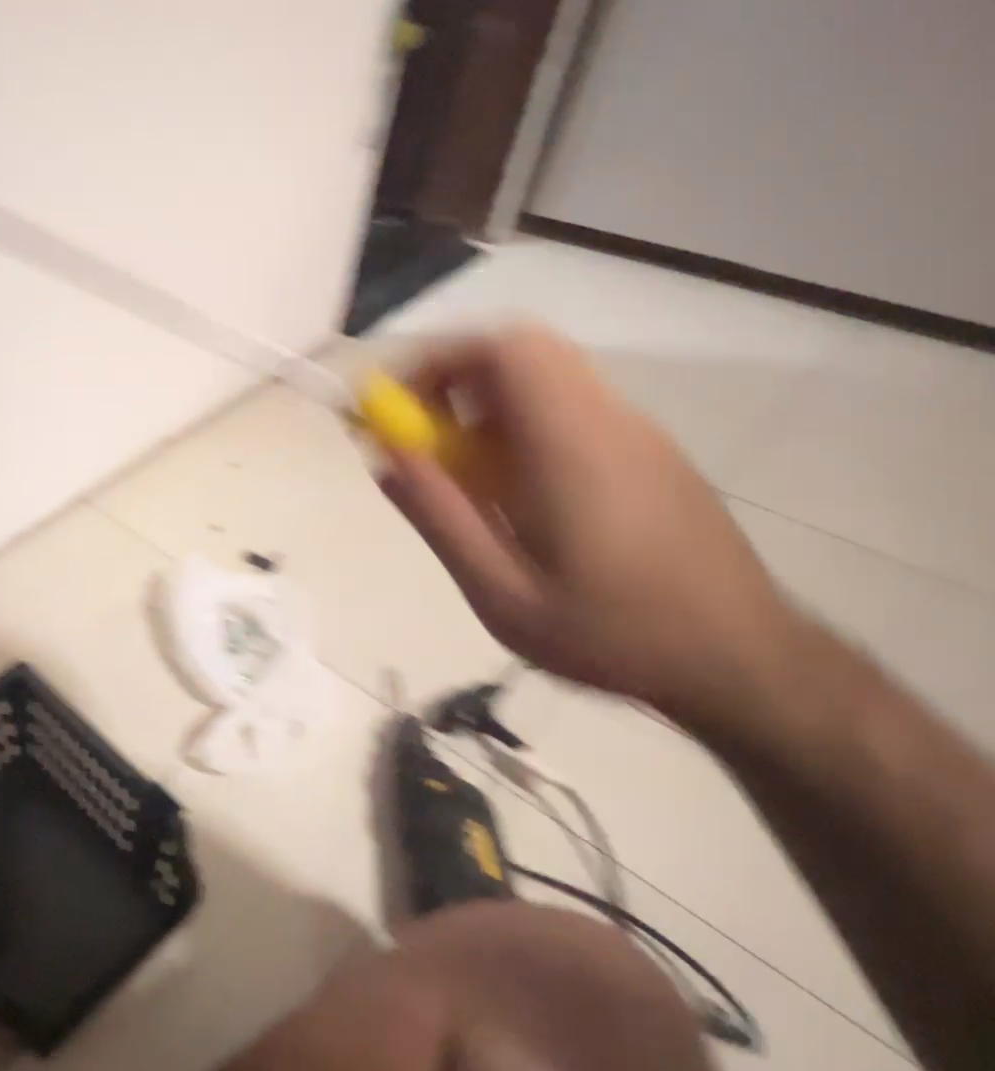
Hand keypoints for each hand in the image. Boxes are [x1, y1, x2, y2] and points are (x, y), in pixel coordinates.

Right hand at [377, 325, 804, 728]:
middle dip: (453, 380)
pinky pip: (570, 409)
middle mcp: (608, 421)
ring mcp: (637, 433)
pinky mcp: (650, 454)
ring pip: (546, 379)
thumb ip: (441, 520)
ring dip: (486, 406)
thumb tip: (386, 460)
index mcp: (570, 446)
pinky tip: (515, 497)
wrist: (743, 660)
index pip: (502, 351)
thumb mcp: (502, 595)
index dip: (434, 363)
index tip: (392, 411)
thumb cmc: (613, 634)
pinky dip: (521, 426)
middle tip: (420, 439)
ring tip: (461, 477)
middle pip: (522, 352)